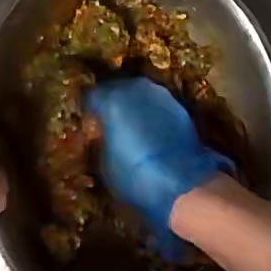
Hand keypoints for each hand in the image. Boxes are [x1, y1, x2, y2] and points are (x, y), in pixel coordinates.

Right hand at [84, 78, 233, 254]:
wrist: (183, 183)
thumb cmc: (135, 176)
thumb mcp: (105, 163)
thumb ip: (100, 139)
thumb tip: (99, 132)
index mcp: (111, 99)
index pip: (90, 95)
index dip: (88, 108)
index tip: (87, 121)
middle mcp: (134, 87)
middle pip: (116, 88)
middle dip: (110, 102)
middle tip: (106, 122)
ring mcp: (159, 93)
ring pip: (138, 93)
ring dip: (132, 105)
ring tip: (129, 126)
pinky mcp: (178, 104)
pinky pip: (155, 103)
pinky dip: (150, 112)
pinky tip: (150, 130)